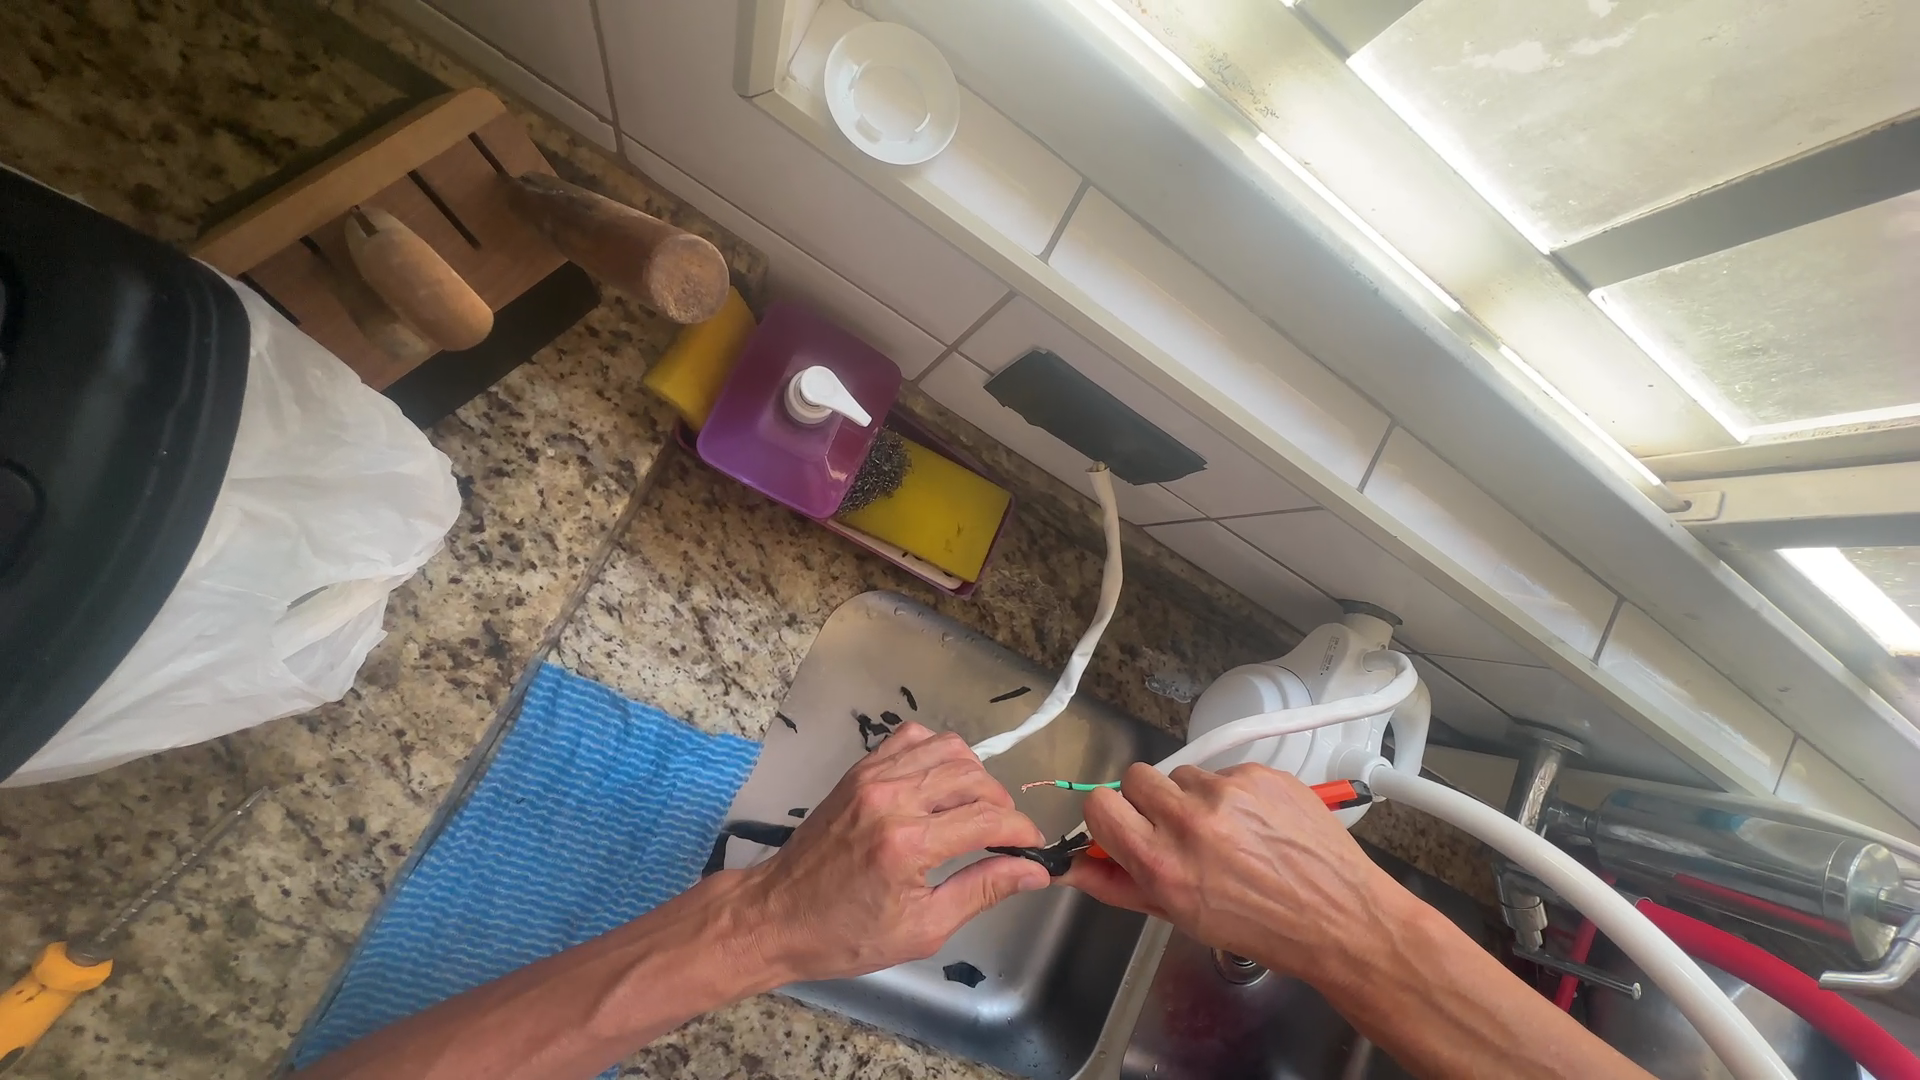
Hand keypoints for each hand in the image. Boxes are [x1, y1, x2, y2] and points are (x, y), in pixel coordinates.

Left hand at [736, 722, 1050, 982]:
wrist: (778, 913)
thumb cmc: (847, 934)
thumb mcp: (923, 928)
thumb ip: (982, 890)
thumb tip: (1032, 871)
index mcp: (909, 845)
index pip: (988, 818)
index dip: (1021, 830)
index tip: (1032, 846)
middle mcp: (893, 799)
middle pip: (973, 776)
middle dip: (1001, 803)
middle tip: (1003, 833)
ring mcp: (874, 776)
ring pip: (948, 747)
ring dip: (974, 775)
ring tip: (975, 807)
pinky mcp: (861, 768)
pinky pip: (913, 738)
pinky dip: (937, 752)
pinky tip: (939, 783)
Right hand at [1062, 763, 1397, 975]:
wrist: (1341, 918)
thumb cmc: (1259, 927)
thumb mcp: (1180, 917)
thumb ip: (1118, 886)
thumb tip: (1073, 866)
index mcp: (1162, 862)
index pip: (1099, 804)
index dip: (1109, 814)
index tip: (1126, 826)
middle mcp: (1188, 821)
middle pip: (1135, 777)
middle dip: (1149, 801)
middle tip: (1178, 828)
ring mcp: (1226, 791)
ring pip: (1181, 774)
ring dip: (1193, 796)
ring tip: (1227, 831)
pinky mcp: (1258, 773)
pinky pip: (1224, 771)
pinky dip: (1233, 793)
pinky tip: (1257, 823)